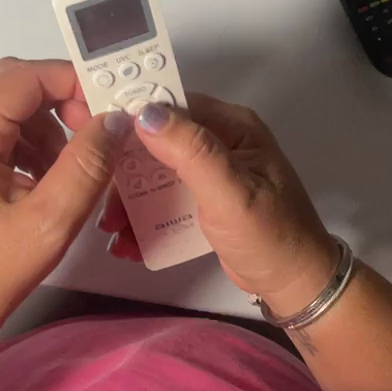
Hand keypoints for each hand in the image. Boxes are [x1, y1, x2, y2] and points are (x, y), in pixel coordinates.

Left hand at [0, 58, 126, 360]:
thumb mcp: (51, 218)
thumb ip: (88, 163)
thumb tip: (116, 119)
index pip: (24, 76)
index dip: (71, 80)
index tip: (108, 108)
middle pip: (14, 81)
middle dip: (60, 96)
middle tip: (94, 129)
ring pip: (10, 105)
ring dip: (49, 122)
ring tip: (74, 164)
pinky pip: (3, 130)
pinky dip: (34, 141)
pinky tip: (52, 178)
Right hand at [100, 94, 338, 310]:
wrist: (295, 285)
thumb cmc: (270, 236)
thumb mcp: (230, 193)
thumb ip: (191, 152)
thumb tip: (145, 113)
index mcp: (232, 126)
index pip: (174, 105)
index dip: (134, 116)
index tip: (95, 135)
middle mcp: (219, 140)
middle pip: (157, 140)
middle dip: (126, 169)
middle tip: (102, 197)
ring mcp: (209, 171)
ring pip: (155, 171)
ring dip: (130, 197)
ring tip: (111, 228)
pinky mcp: (202, 198)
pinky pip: (163, 197)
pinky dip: (144, 216)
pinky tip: (127, 240)